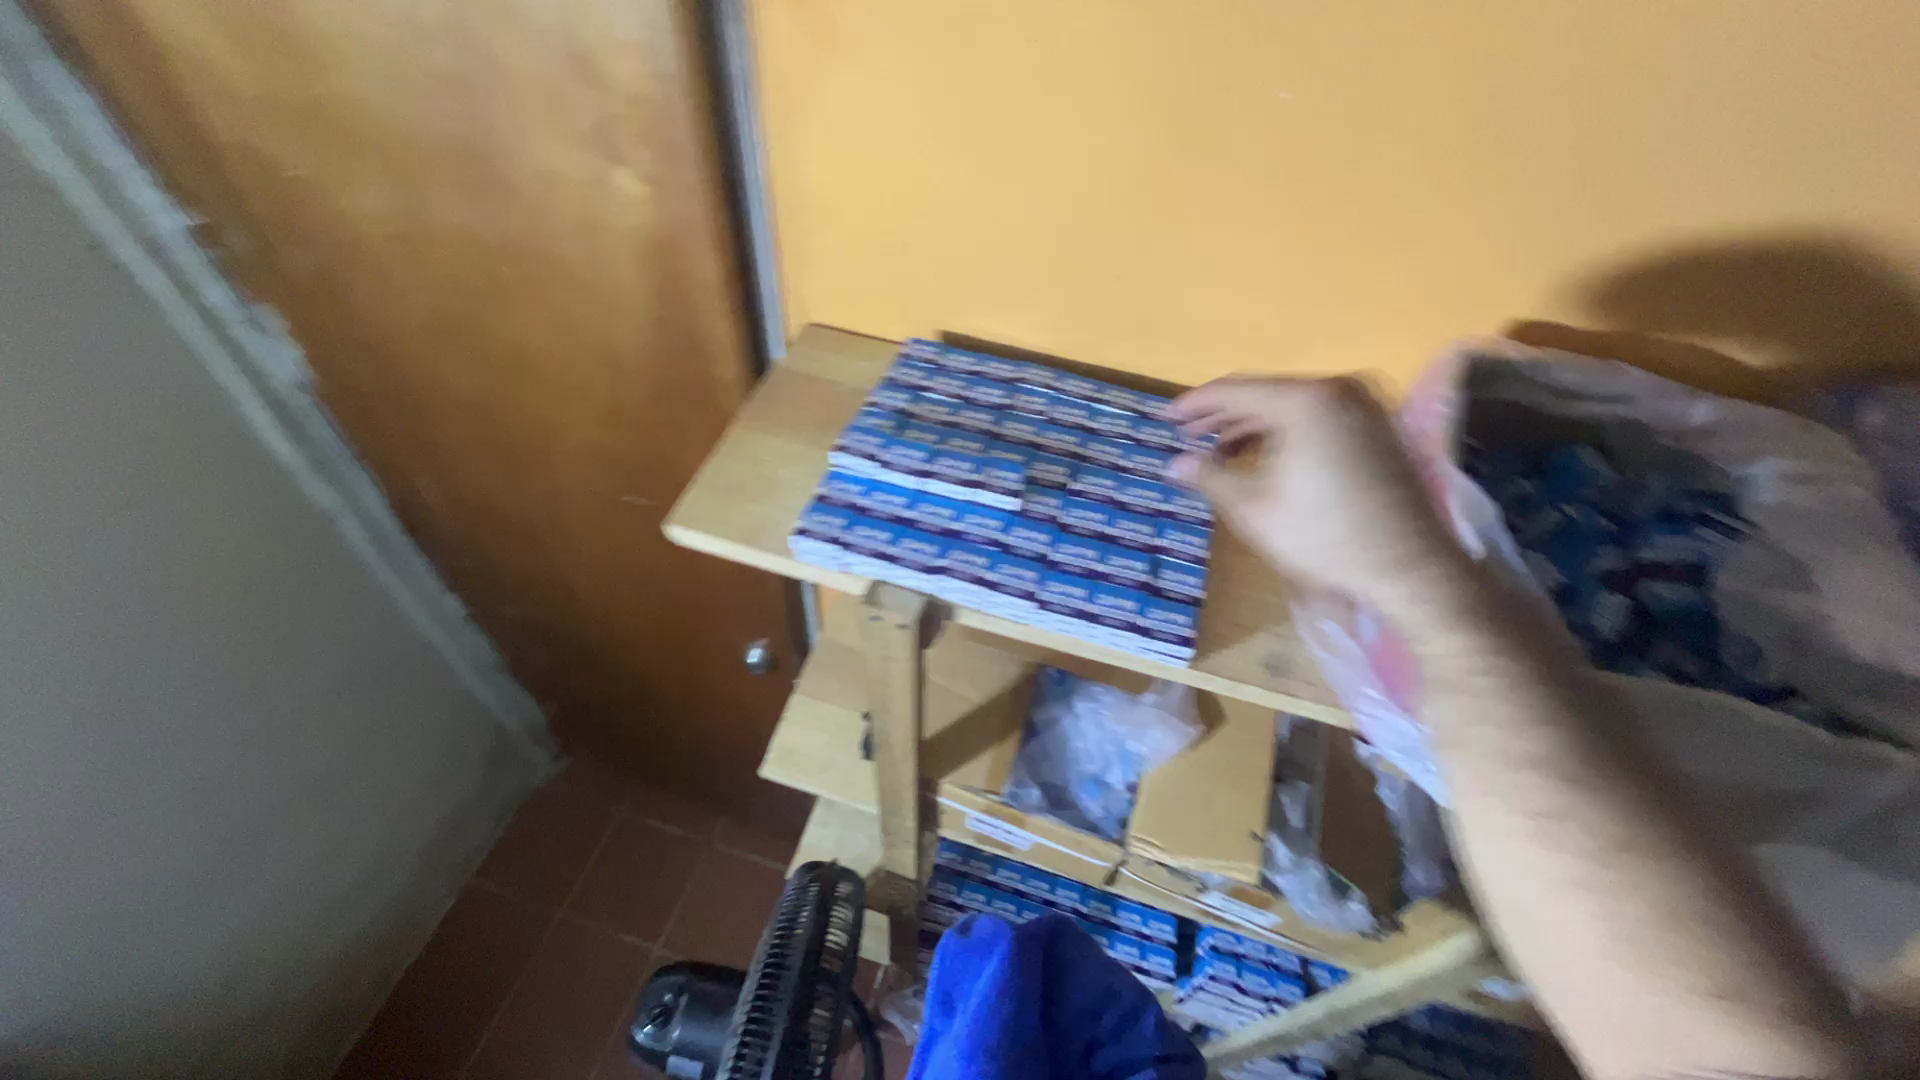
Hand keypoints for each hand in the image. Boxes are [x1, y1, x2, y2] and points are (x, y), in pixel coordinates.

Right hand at [1166, 376, 1475, 622]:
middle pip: (1265, 393)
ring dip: (1252, 425)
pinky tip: (1261, 456)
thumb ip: (1209, 476)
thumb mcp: (1253, 508)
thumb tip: (1174, 463)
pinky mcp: (1378, 428)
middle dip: (1222, 415)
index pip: (1235, 390)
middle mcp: (1339, 389)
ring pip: (1292, 405)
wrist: (1409, 567)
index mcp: (1306, 401)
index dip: (1195, 404)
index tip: (1166, 419)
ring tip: (1217, 449)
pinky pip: (1318, 417)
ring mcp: (1365, 407)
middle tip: (1186, 433)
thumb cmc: (1323, 536)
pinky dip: (1284, 431)